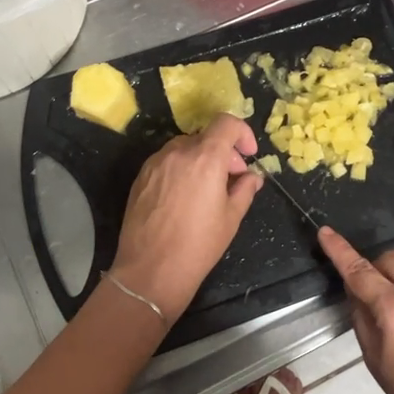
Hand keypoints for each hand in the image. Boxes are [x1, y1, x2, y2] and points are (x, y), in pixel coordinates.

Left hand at [110, 113, 261, 321]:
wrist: (150, 270)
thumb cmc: (198, 245)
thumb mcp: (231, 218)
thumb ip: (245, 189)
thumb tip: (252, 177)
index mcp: (205, 157)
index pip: (226, 123)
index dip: (242, 133)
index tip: (249, 155)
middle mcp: (178, 152)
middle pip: (206, 137)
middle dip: (223, 152)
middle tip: (232, 179)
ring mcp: (156, 163)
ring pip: (185, 148)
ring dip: (201, 160)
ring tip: (207, 189)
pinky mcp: (141, 177)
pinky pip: (167, 162)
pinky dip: (181, 169)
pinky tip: (184, 197)